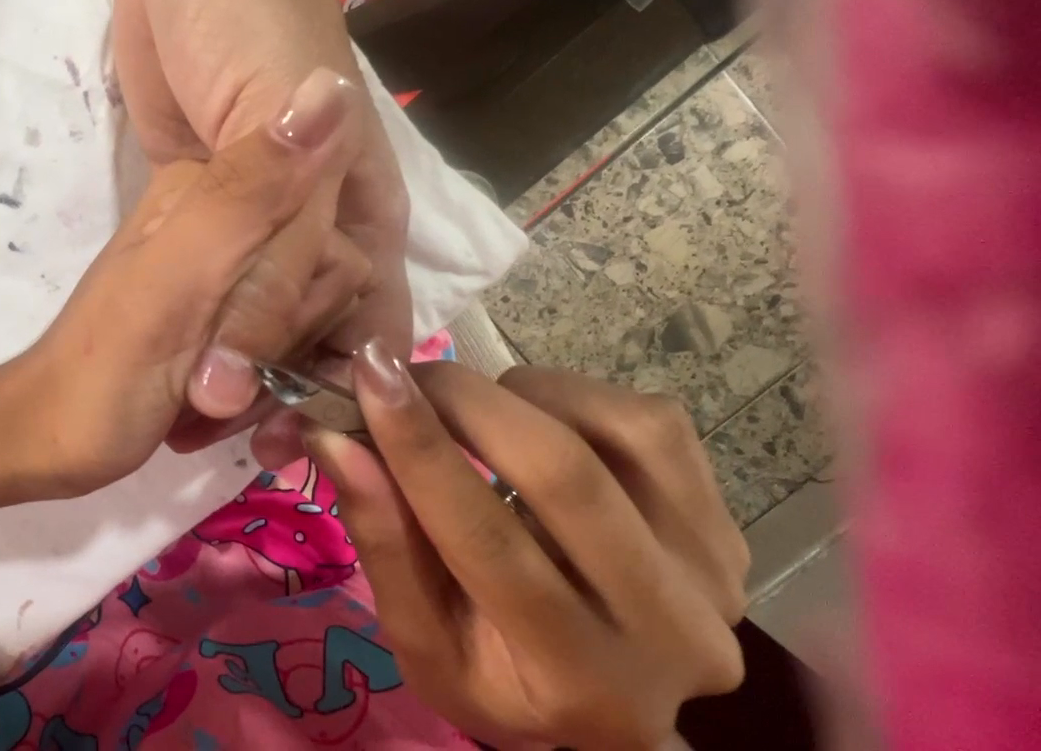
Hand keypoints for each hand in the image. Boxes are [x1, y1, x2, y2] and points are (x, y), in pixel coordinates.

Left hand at [19, 66, 367, 495]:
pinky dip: (255, 392)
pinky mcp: (220, 314)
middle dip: (277, 358)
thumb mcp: (177, 278)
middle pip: (322, 292)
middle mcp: (234, 224)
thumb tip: (328, 90)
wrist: (39, 437)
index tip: (227, 374)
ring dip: (267, 386)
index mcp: (227, 196)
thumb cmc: (102, 367)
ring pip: (304, 326)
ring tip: (202, 410)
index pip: (330, 251)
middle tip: (208, 392)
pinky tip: (211, 417)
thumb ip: (250, 193)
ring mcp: (226, 270)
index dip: (287, 323)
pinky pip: (278, 347)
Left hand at [113, 0, 411, 404]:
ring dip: (234, 371)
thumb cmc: (245, 20)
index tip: (291, 441)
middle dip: (278, 391)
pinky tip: (176, 374)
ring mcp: (255, 216)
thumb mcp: (266, 130)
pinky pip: (214, 281)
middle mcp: (313, 224)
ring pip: (258, 317)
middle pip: (310, 333)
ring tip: (193, 428)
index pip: (363, 325)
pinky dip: (201, 329)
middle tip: (227, 438)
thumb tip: (303, 299)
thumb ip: (272, 223)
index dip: (337, 389)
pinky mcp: (203, 205)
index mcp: (352, 212)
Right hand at [308, 354, 748, 749]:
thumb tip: (335, 437)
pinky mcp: (729, 527)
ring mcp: (714, 575)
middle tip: (405, 372)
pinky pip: (652, 420)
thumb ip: (381, 539)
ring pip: (617, 430)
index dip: (420, 446)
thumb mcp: (419, 636)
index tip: (367, 371)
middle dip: (466, 400)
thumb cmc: (493, 670)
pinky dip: (572, 395)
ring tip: (472, 411)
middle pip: (563, 474)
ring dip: (519, 394)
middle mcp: (671, 634)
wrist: (606, 694)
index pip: (487, 540)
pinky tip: (536, 418)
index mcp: (573, 680)